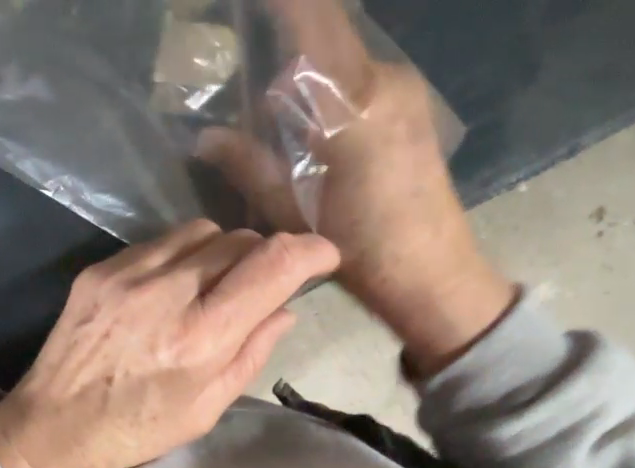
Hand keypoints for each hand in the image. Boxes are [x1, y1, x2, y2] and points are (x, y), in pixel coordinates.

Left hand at [0, 220, 338, 467]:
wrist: (48, 429)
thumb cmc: (131, 434)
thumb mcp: (203, 413)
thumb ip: (251, 355)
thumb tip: (286, 308)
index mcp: (199, 339)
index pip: (275, 263)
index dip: (312, 251)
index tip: (323, 258)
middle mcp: (166, 294)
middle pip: (242, 239)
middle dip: (264, 257)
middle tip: (259, 287)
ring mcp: (127, 276)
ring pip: (203, 230)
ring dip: (222, 252)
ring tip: (212, 288)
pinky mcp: (98, 271)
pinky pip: (160, 241)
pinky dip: (180, 256)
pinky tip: (171, 289)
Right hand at [195, 0, 516, 376]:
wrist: (431, 273)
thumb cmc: (357, 244)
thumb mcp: (290, 208)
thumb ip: (246, 164)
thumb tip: (204, 137)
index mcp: (354, 99)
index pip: (316, 20)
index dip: (286, 1)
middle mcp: (386, 79)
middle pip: (328, 37)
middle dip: (286, 46)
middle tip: (250, 76)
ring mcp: (406, 91)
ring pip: (344, 61)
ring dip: (307, 78)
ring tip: (275, 121)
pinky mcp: (413, 109)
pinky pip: (361, 80)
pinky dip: (329, 92)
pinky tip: (309, 134)